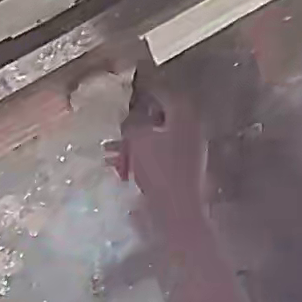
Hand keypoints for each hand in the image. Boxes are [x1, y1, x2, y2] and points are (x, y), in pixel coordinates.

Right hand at [107, 72, 211, 241]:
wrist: (177, 211)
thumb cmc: (159, 169)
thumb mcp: (138, 139)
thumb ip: (132, 123)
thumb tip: (132, 118)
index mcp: (184, 115)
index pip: (163, 92)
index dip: (143, 90)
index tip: (128, 90)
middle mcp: (191, 129)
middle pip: (159, 117)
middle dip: (135, 123)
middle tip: (117, 127)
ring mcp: (189, 151)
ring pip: (156, 140)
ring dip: (133, 144)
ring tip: (110, 153)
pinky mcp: (182, 171)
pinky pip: (158, 157)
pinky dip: (141, 158)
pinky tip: (121, 168)